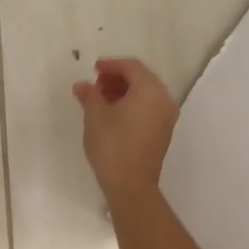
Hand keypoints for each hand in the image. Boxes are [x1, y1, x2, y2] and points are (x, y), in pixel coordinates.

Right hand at [73, 56, 179, 201]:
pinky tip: (113, 115)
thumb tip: (82, 85)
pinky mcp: (163, 133)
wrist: (130, 184)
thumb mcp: (95, 116)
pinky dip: (132, 105)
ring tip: (101, 100)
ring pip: (145, 95)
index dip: (111, 64)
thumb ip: (89, 95)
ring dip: (124, 92)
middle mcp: (164, 99)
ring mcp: (166, 118)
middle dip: (117, 78)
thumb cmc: (112, 145)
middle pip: (141, 79)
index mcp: (150, 90)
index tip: (94, 68)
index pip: (132, 66)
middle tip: (96, 85)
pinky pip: (148, 109)